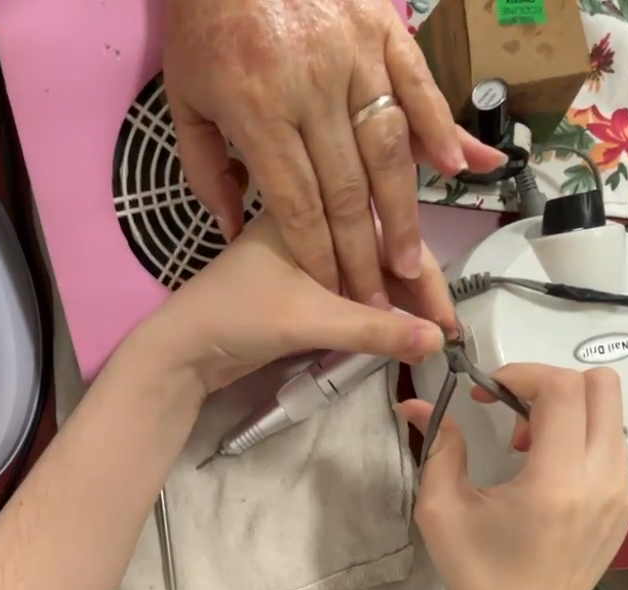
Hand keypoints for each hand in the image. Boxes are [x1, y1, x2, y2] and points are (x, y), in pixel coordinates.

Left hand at [129, 217, 448, 393]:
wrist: (179, 348)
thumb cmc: (236, 316)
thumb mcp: (309, 320)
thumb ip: (374, 331)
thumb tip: (435, 341)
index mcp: (315, 203)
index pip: (390, 236)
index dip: (424, 282)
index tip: (448, 325)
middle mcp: (314, 218)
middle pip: (384, 251)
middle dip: (416, 293)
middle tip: (443, 336)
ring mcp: (304, 250)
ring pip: (367, 271)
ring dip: (396, 303)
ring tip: (425, 338)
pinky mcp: (295, 282)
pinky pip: (347, 290)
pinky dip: (370, 311)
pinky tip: (390, 331)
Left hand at [163, 0, 504, 306]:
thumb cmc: (204, 26)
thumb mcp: (183, 103)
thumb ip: (205, 170)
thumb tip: (232, 228)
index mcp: (258, 110)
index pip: (298, 203)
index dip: (320, 255)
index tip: (335, 296)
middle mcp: (312, 88)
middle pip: (346, 189)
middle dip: (363, 253)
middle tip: (381, 299)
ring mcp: (353, 55)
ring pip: (388, 148)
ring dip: (404, 211)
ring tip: (413, 262)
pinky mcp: (381, 28)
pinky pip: (418, 85)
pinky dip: (440, 129)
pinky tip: (459, 170)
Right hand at [398, 365, 627, 589]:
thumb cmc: (477, 573)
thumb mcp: (441, 511)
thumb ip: (438, 449)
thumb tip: (418, 405)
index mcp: (555, 482)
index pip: (562, 390)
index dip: (522, 373)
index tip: (486, 391)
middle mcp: (602, 480)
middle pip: (602, 387)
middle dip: (550, 383)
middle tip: (512, 411)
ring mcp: (623, 492)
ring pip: (611, 413)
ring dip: (566, 411)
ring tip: (525, 446)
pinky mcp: (627, 504)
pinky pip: (612, 444)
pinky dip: (578, 438)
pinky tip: (544, 472)